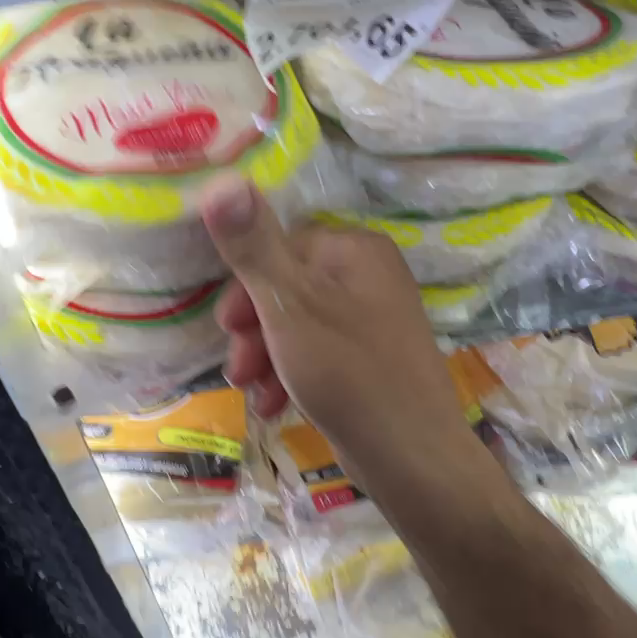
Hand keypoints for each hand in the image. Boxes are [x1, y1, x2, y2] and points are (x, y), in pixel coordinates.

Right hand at [198, 176, 473, 473]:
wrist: (414, 458)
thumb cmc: (347, 374)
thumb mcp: (289, 306)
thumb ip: (253, 247)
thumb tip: (221, 179)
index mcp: (355, 250)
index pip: (282, 246)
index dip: (246, 286)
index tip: (226, 327)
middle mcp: (370, 275)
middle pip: (288, 287)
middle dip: (253, 329)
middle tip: (237, 368)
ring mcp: (375, 319)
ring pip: (299, 324)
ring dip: (266, 356)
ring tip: (251, 392)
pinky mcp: (375, 359)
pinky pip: (320, 352)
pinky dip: (292, 373)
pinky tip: (275, 406)